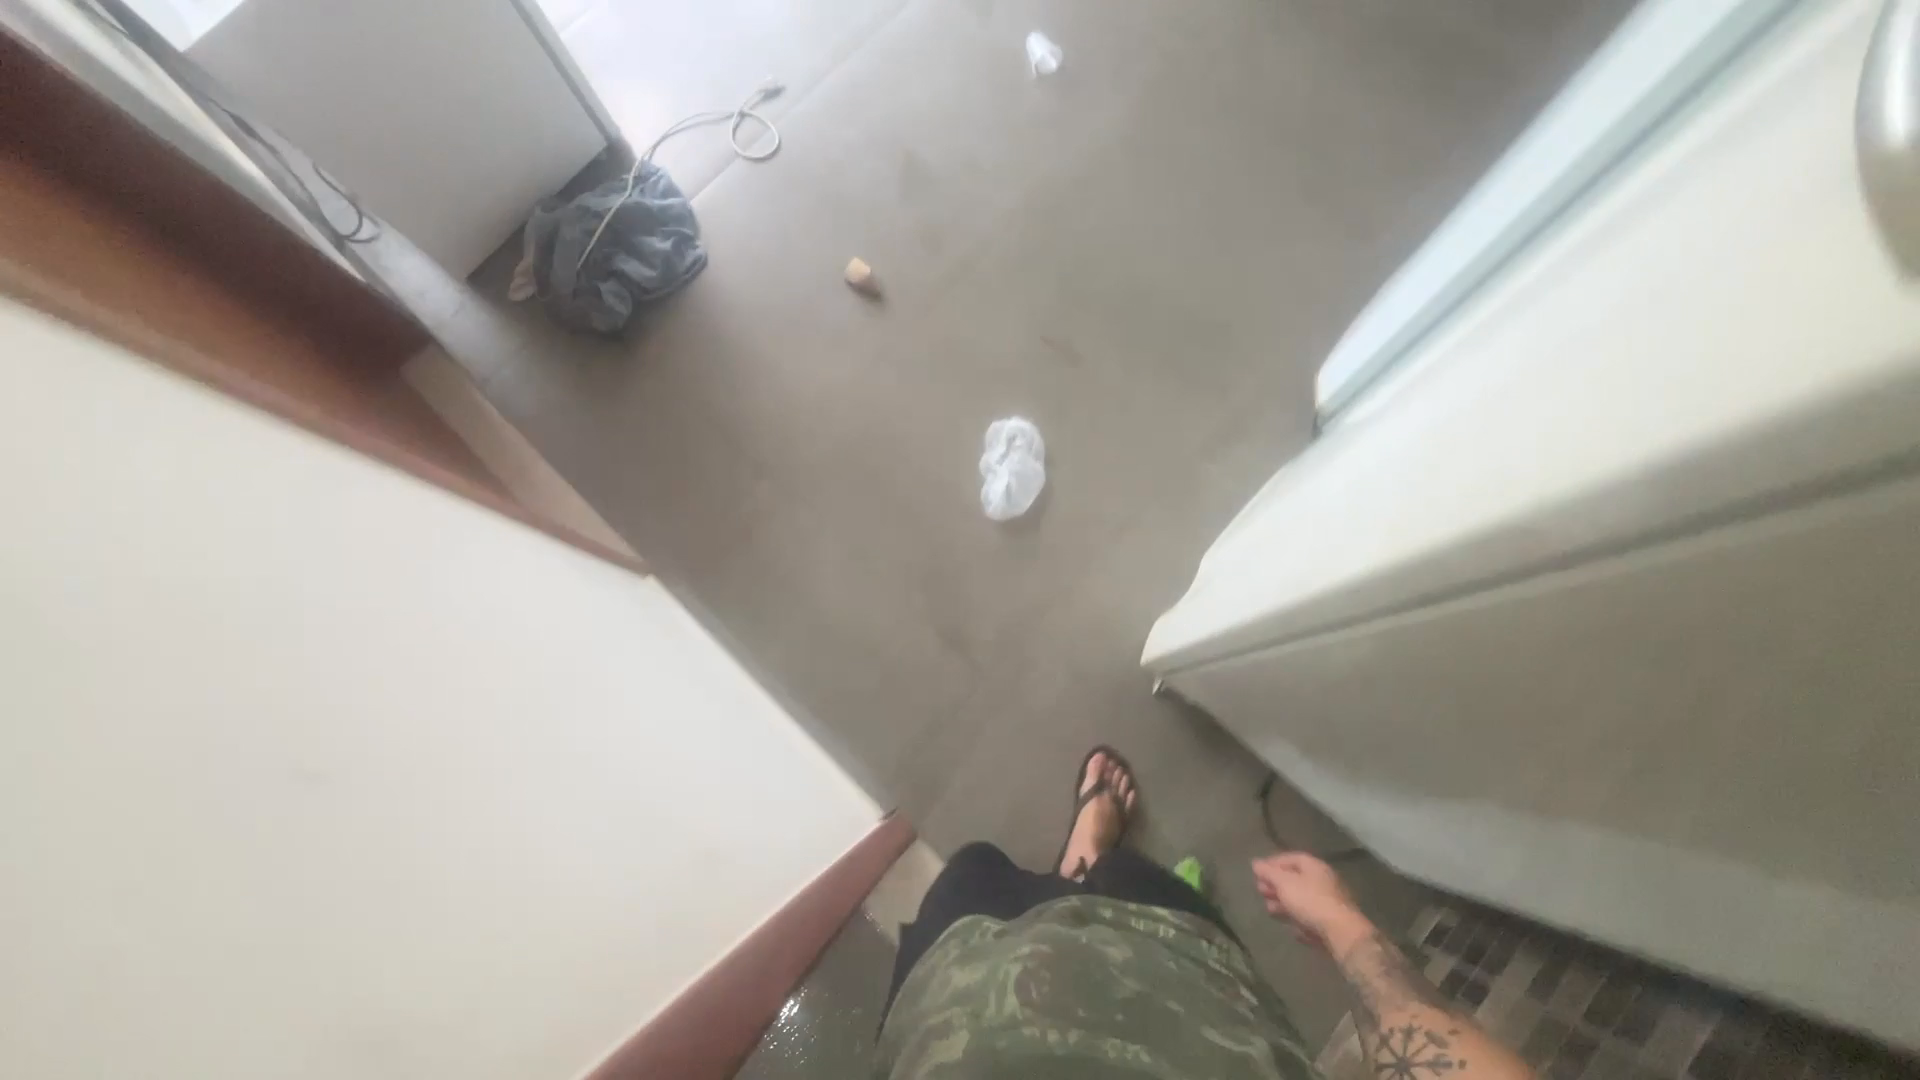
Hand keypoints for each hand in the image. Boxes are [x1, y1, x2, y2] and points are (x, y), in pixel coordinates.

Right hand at [1251, 852, 1369, 951]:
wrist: (1341, 933)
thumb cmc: (1310, 901)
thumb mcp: (1284, 883)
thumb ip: (1268, 872)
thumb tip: (1255, 863)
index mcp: (1314, 867)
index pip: (1291, 858)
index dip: (1273, 863)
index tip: (1257, 872)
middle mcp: (1324, 881)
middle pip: (1296, 880)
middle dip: (1276, 886)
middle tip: (1261, 891)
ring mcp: (1329, 904)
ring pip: (1302, 901)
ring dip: (1284, 905)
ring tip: (1270, 910)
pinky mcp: (1332, 924)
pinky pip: (1311, 919)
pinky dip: (1300, 921)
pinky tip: (1292, 929)